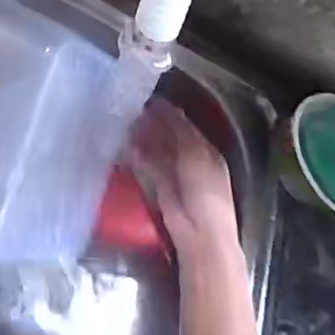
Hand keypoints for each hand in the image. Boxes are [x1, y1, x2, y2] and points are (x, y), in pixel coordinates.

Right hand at [125, 99, 239, 258]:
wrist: (199, 233)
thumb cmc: (204, 190)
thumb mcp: (195, 153)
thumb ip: (180, 130)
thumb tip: (167, 109)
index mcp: (207, 152)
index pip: (186, 127)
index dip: (169, 114)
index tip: (150, 101)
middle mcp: (192, 161)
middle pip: (171, 138)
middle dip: (154, 126)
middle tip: (134, 111)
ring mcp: (175, 176)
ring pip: (158, 152)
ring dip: (144, 139)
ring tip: (128, 124)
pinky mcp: (160, 189)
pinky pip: (148, 168)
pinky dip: (139, 157)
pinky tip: (127, 146)